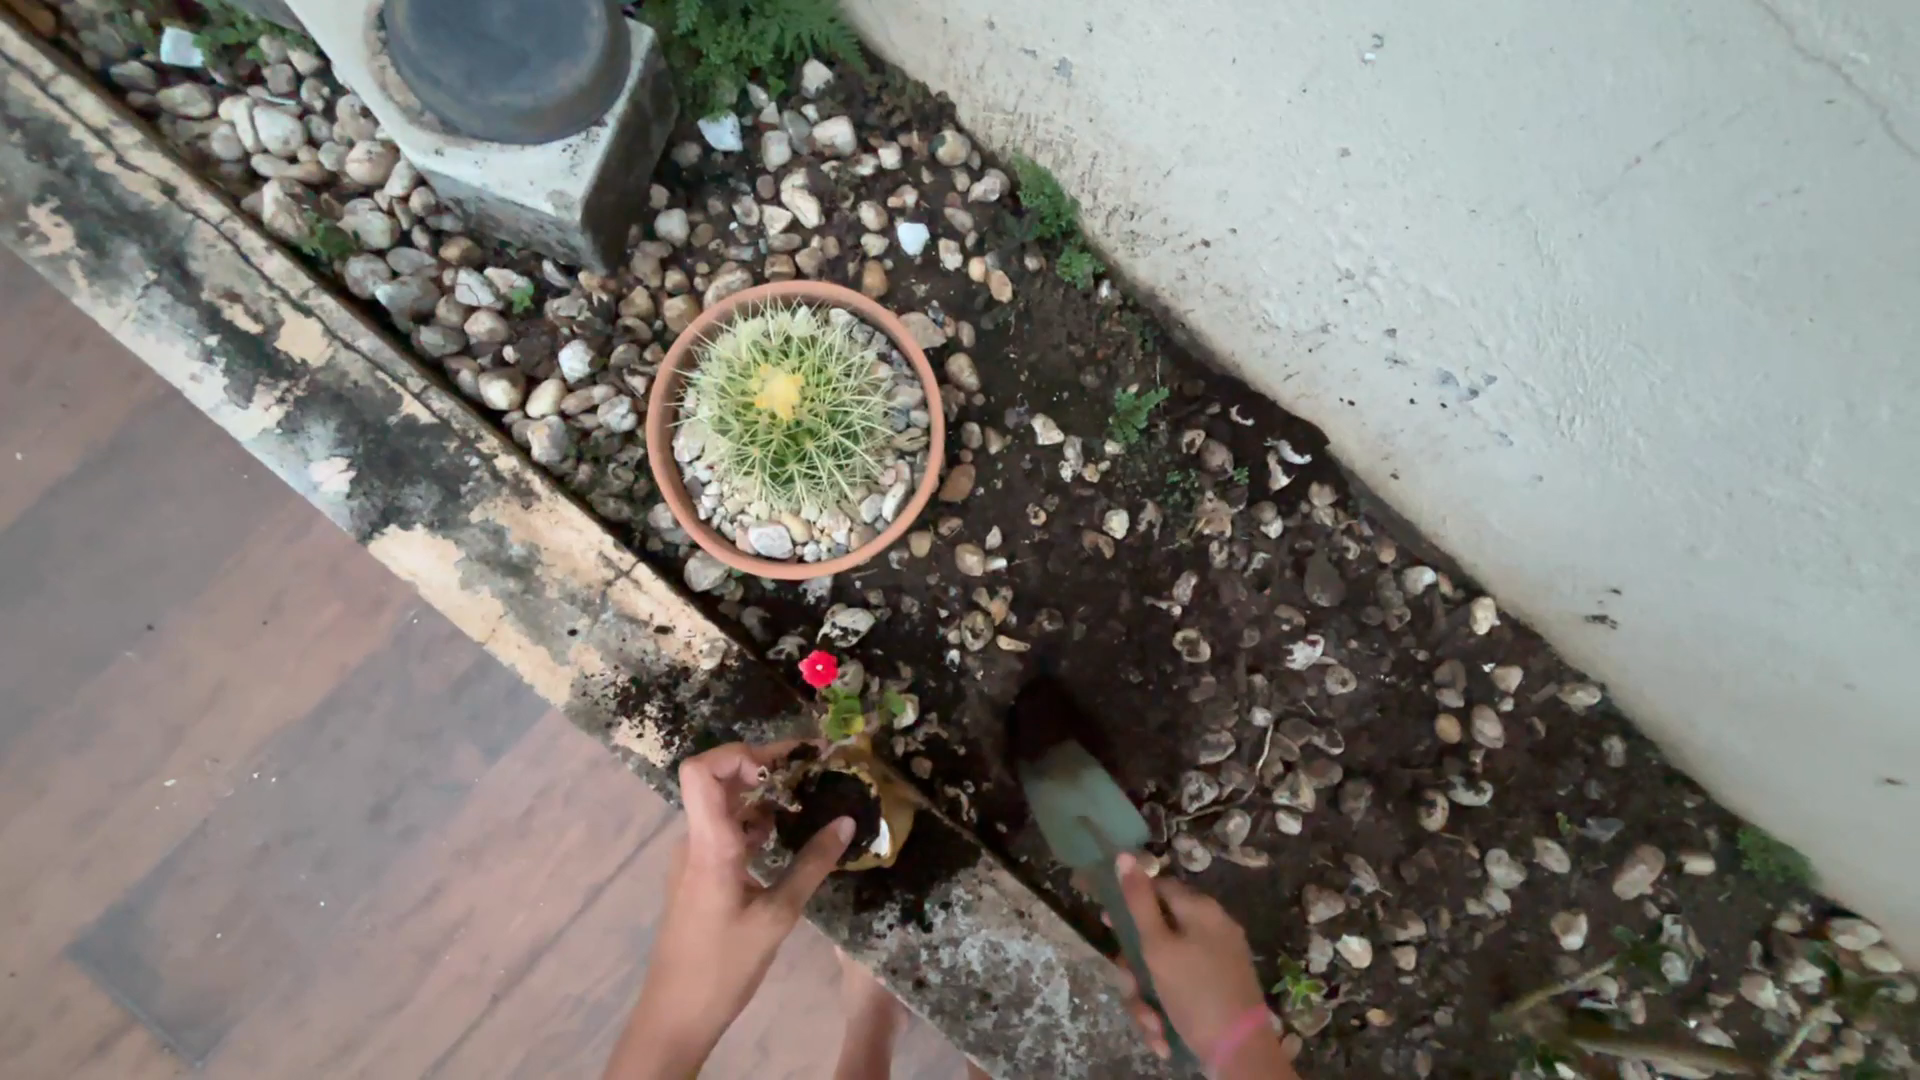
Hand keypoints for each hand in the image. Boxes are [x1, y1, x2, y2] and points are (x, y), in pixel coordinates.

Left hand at [603, 741, 853, 1078]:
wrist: (675, 1016)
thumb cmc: (723, 967)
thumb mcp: (778, 916)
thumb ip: (812, 864)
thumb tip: (847, 821)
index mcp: (710, 843)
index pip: (702, 770)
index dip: (739, 753)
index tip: (783, 766)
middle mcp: (696, 839)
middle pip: (719, 778)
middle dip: (765, 765)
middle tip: (811, 771)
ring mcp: (694, 854)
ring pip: (724, 802)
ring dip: (763, 793)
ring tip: (807, 799)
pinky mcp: (699, 870)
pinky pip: (725, 827)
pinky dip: (756, 819)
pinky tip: (787, 835)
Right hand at [1112, 853, 1295, 1077]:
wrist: (1244, 1057)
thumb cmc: (1195, 993)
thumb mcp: (1158, 946)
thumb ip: (1138, 901)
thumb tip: (1124, 854)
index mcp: (1200, 909)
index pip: (1157, 887)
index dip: (1129, 902)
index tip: (1109, 926)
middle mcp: (1213, 927)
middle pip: (1158, 933)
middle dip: (1137, 967)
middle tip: (1131, 988)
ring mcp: (1221, 959)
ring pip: (1167, 965)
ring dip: (1149, 996)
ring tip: (1151, 1026)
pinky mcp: (1223, 987)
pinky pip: (1185, 986)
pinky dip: (1169, 1007)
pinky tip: (1164, 1035)